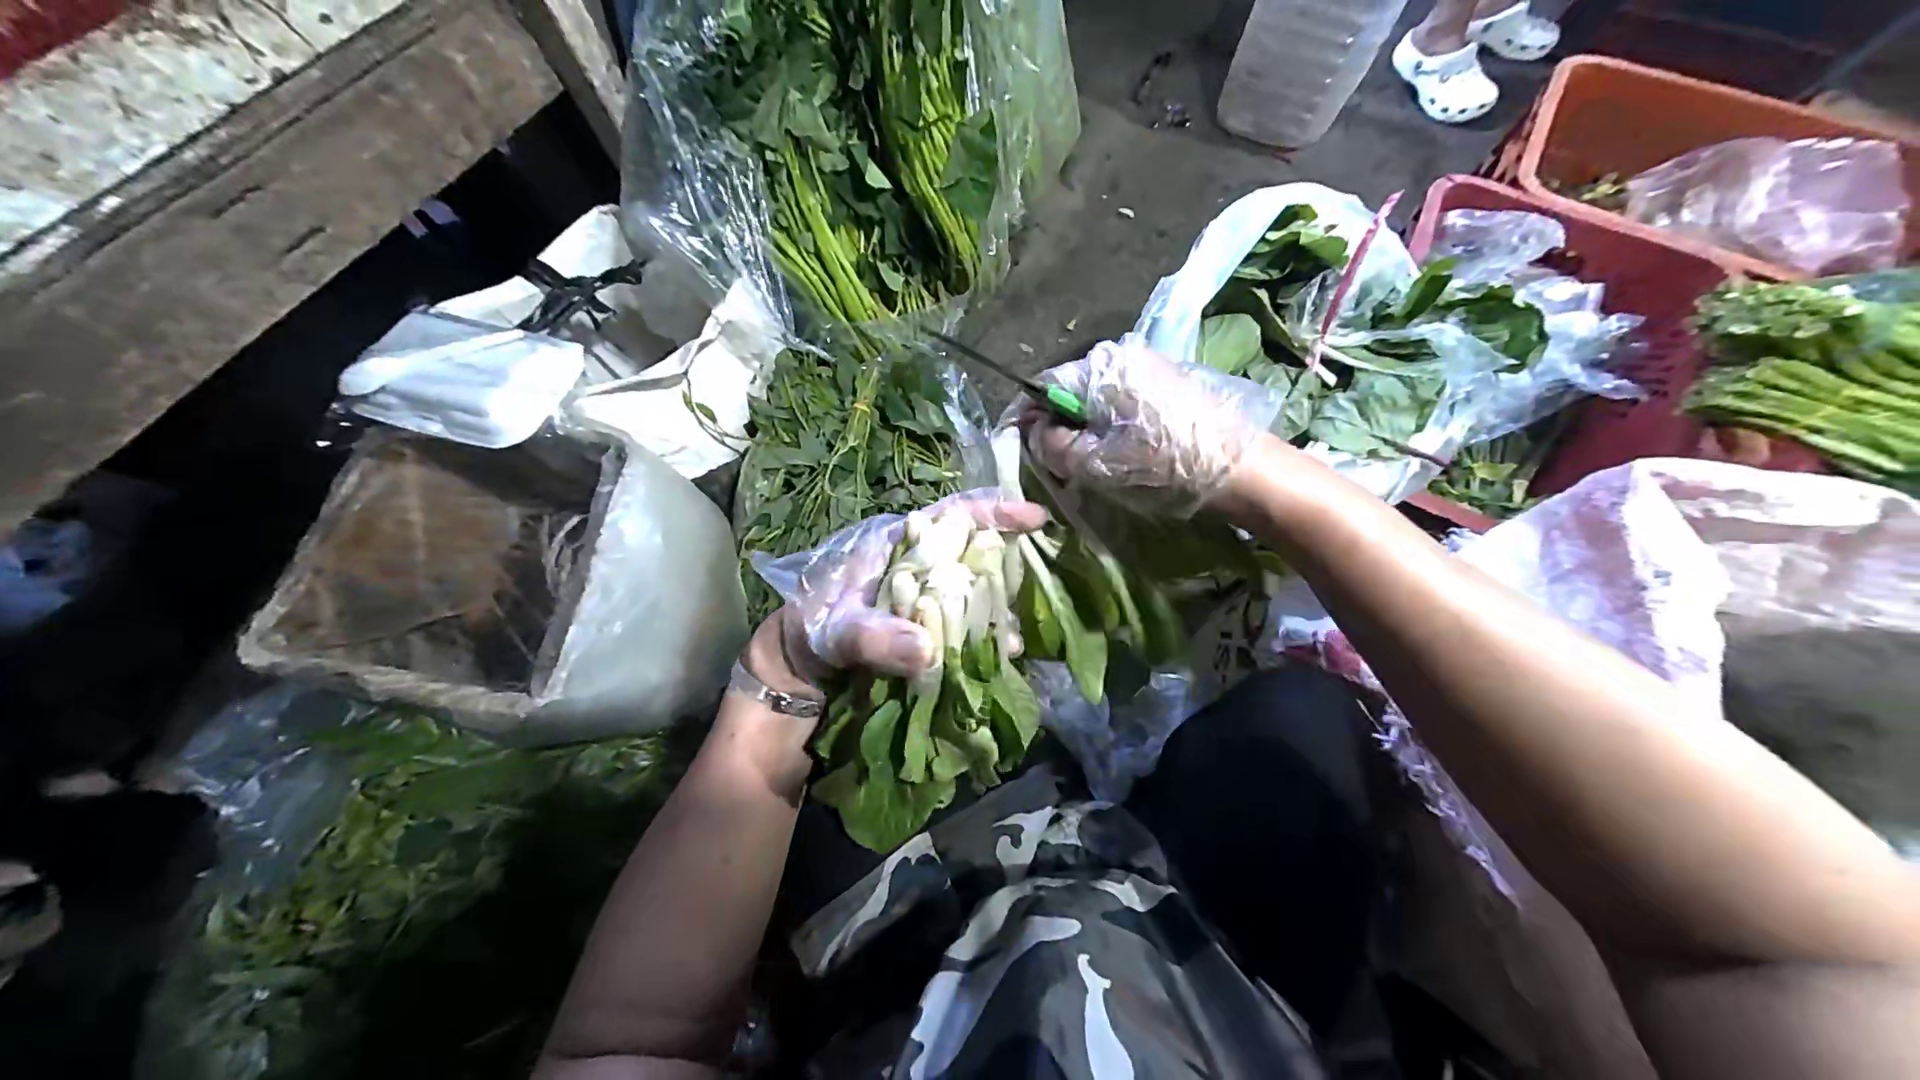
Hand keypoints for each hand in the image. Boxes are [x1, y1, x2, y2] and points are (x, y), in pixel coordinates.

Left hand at [751, 490, 1048, 688]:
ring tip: (1010, 639)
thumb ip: (873, 637)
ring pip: (976, 591)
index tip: (1035, 517)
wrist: (799, 671)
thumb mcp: (833, 630)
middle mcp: (920, 566)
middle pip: (975, 551)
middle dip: (1005, 567)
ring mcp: (928, 598)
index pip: (952, 515)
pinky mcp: (932, 630)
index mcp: (898, 543)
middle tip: (1028, 591)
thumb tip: (927, 651)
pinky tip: (997, 656)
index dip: (995, 511)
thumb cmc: (812, 631)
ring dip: (997, 611)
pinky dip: (984, 640)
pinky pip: (968, 627)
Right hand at [1017, 341, 1277, 515]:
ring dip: (1082, 428)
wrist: (1241, 472)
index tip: (1016, 444)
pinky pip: (1120, 402)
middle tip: (1052, 462)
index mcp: (1100, 367)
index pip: (1042, 384)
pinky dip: (1107, 426)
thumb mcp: (1094, 463)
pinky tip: (1115, 453)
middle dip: (1054, 424)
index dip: (1025, 416)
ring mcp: (1149, 368)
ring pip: (1094, 398)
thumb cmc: (1161, 467)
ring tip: (1083, 463)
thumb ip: (1051, 444)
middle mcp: (1122, 355)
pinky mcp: (1168, 384)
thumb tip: (1034, 432)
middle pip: (1068, 390)